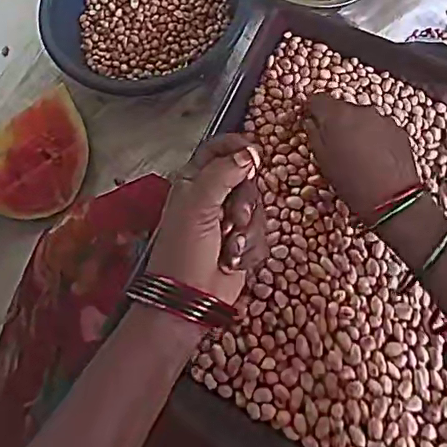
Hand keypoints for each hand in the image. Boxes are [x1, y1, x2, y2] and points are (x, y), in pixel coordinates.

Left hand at [146, 134, 266, 304]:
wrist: (189, 301)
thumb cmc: (184, 251)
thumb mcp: (198, 205)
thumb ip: (223, 173)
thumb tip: (250, 152)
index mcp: (193, 179)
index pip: (217, 148)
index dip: (236, 145)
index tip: (254, 151)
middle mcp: (212, 195)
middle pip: (245, 177)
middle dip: (245, 200)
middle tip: (234, 218)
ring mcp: (228, 218)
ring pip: (257, 206)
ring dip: (246, 229)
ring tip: (230, 246)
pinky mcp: (243, 241)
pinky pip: (262, 232)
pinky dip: (250, 247)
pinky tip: (234, 260)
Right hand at [303, 95, 421, 222]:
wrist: (393, 199)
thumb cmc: (351, 181)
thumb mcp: (323, 160)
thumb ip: (314, 134)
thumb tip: (311, 121)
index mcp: (337, 114)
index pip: (318, 99)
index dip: (312, 109)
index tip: (310, 120)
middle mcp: (360, 110)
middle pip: (342, 108)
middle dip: (336, 122)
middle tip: (335, 144)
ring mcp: (382, 119)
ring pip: (362, 118)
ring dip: (357, 129)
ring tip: (357, 154)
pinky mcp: (398, 130)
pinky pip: (379, 127)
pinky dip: (374, 136)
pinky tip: (374, 157)